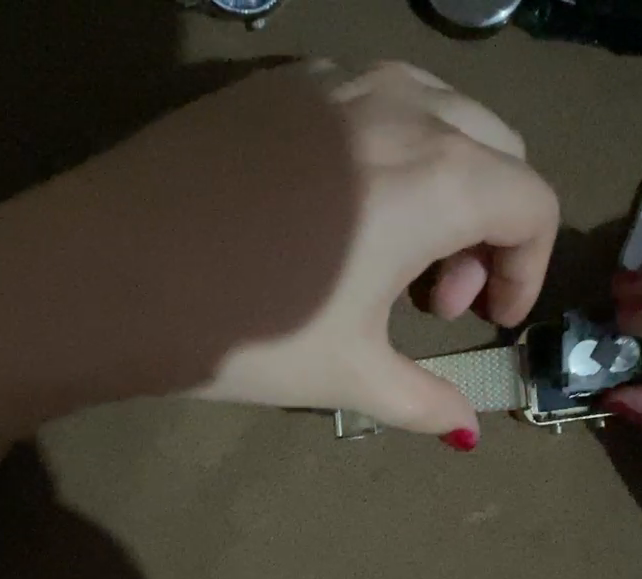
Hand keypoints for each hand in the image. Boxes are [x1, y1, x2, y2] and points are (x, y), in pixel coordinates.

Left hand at [191, 62, 559, 440]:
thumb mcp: (348, 376)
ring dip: (445, 179)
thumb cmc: (248, 333)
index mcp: (435, 178)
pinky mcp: (276, 84)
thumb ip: (425, 402)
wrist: (107, 276)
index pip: (533, 202)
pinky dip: (388, 148)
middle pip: (497, 149)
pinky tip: (336, 209)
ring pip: (437, 111)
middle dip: (488, 229)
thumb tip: (466, 432)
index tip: (485, 322)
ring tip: (391, 249)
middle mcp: (400, 108)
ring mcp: (334, 83)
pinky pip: (369, 98)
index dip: (527, 269)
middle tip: (431, 300)